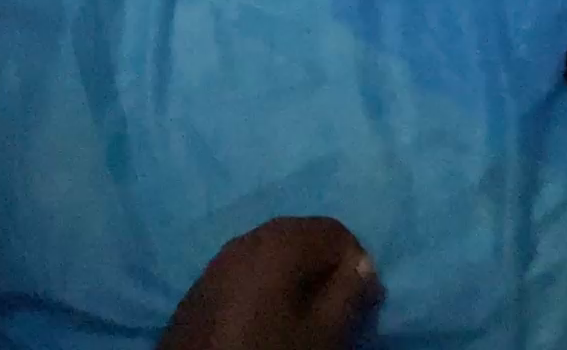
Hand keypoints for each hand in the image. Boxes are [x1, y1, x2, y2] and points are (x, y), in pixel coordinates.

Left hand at [159, 216, 380, 349]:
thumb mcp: (321, 335)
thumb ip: (349, 293)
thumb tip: (363, 266)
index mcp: (279, 241)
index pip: (334, 231)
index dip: (356, 262)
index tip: (364, 300)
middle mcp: (249, 237)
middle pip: (303, 235)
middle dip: (326, 264)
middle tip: (339, 304)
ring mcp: (220, 259)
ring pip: (273, 251)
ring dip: (297, 273)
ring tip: (306, 311)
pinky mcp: (202, 284)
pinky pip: (248, 268)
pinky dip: (268, 282)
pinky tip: (269, 315)